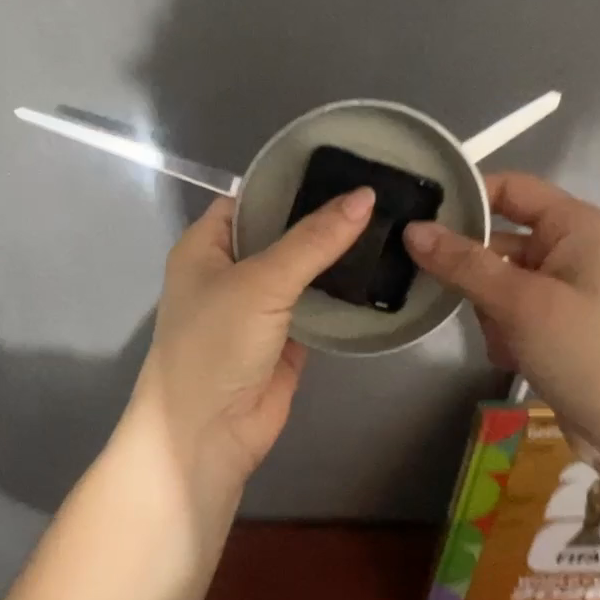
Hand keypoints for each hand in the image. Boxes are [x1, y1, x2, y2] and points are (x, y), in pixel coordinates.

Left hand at [129, 187, 375, 492]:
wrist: (206, 435)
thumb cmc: (215, 344)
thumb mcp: (261, 282)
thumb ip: (313, 240)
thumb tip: (364, 195)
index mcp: (205, 246)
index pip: (251, 199)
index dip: (292, 183)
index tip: (345, 164)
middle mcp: (230, 271)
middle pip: (282, 233)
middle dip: (324, 218)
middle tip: (384, 190)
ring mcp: (260, 307)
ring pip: (304, 271)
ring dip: (338, 256)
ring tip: (393, 221)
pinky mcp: (287, 340)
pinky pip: (318, 306)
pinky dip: (344, 294)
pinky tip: (382, 272)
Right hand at [403, 172, 599, 456]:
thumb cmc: (588, 353)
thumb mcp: (520, 304)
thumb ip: (464, 264)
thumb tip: (413, 229)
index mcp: (580, 226)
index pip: (511, 189)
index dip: (465, 199)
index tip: (417, 220)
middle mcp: (578, 250)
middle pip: (503, 239)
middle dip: (475, 271)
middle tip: (439, 291)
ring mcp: (573, 291)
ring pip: (504, 282)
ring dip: (491, 310)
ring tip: (502, 340)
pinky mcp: (566, 327)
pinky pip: (518, 313)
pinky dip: (507, 332)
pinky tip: (514, 358)